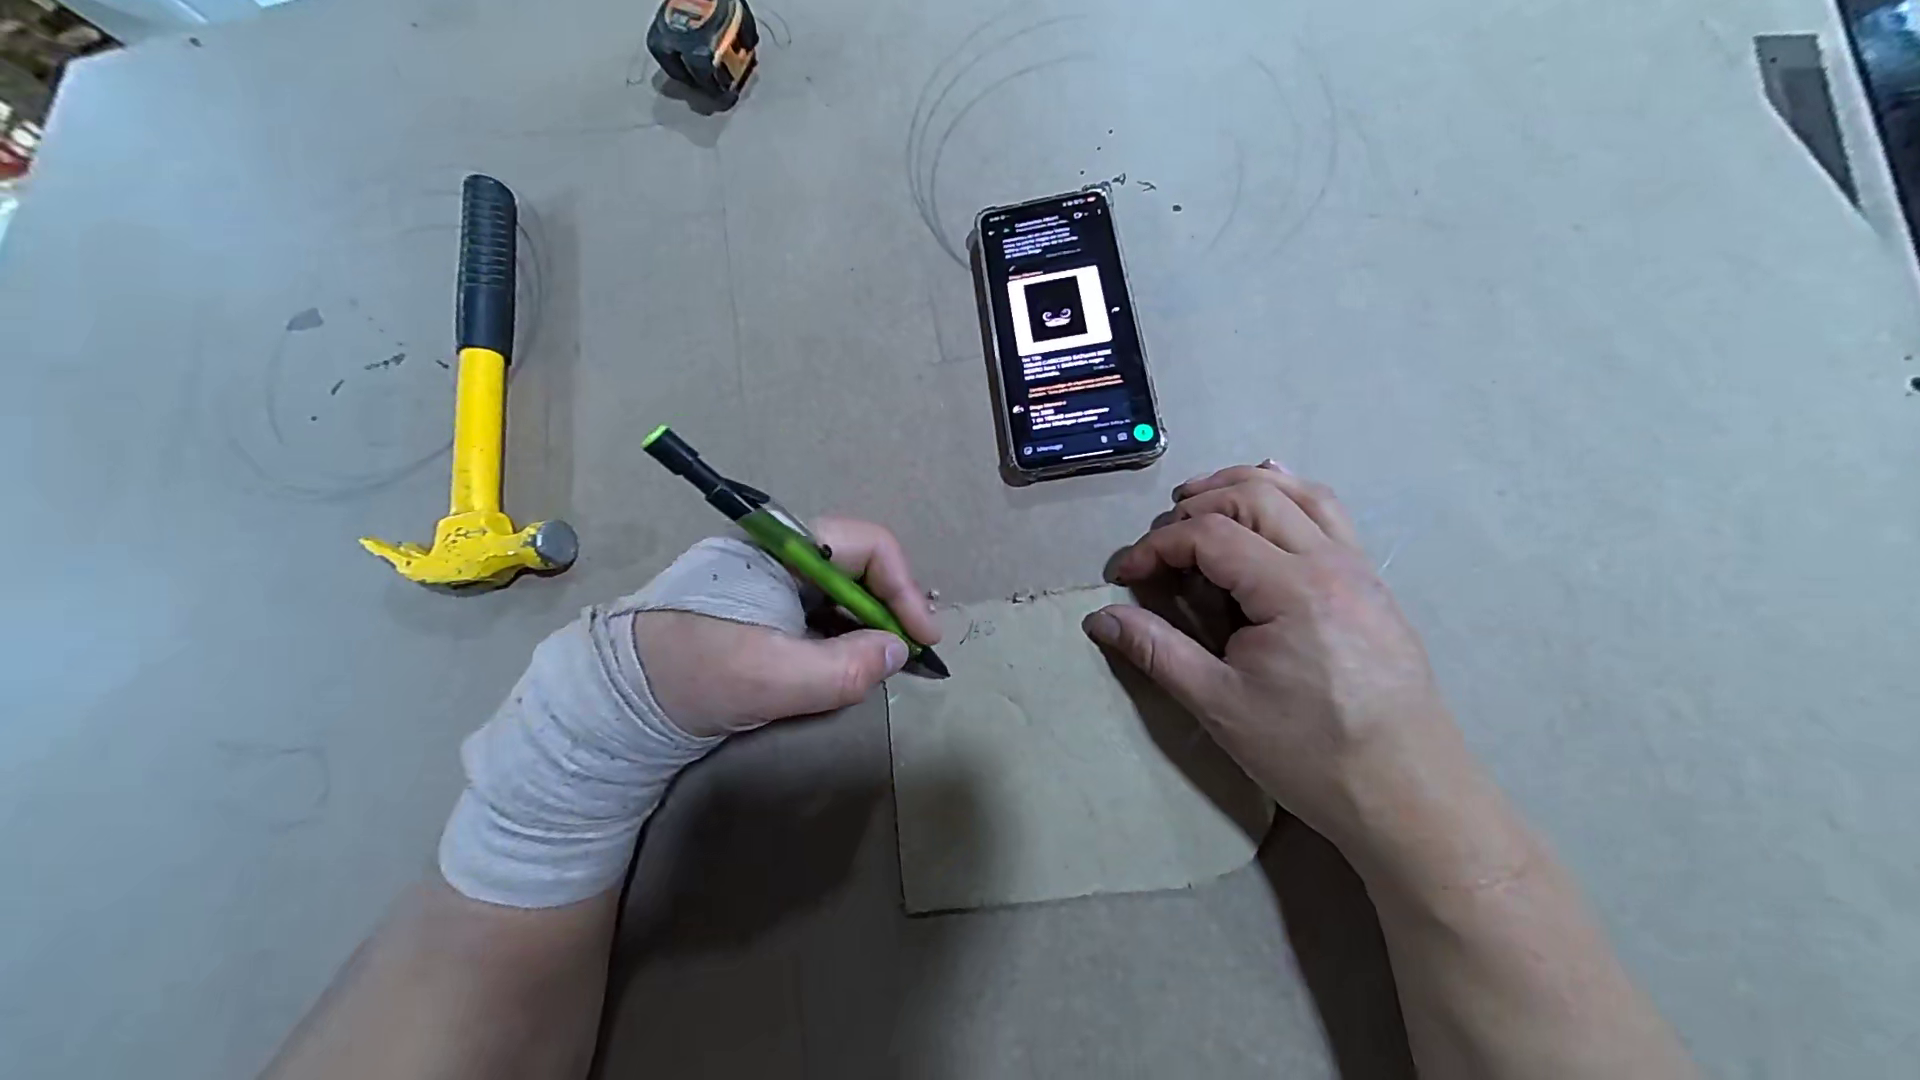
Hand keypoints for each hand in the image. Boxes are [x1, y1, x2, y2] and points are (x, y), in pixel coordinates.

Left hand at [635, 517, 942, 737]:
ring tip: (894, 655)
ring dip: (875, 619)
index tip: (921, 635)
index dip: (903, 587)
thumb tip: (898, 651)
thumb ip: (843, 668)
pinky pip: (825, 606)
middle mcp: (785, 554)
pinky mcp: (769, 603)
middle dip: (894, 603)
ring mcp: (776, 577)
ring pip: (846, 585)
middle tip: (915, 647)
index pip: (868, 546)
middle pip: (862, 563)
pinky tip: (858, 657)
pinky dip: (850, 630)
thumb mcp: (772, 678)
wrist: (621, 694)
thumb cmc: (694, 675)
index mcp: (784, 551)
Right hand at [1083, 461, 1487, 871]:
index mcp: (1293, 591)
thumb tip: (1097, 619)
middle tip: (1158, 541)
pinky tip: (1271, 500)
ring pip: (1298, 492)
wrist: (1410, 796)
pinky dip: (1289, 495)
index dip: (1157, 546)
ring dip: (1241, 485)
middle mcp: (1332, 563)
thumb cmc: (1310, 754)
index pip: (1210, 535)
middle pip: (1253, 496)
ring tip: (1199, 501)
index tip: (1126, 574)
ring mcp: (1359, 568)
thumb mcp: (1220, 706)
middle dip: (1194, 506)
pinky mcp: (1370, 584)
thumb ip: (1156, 652)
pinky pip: (1330, 513)